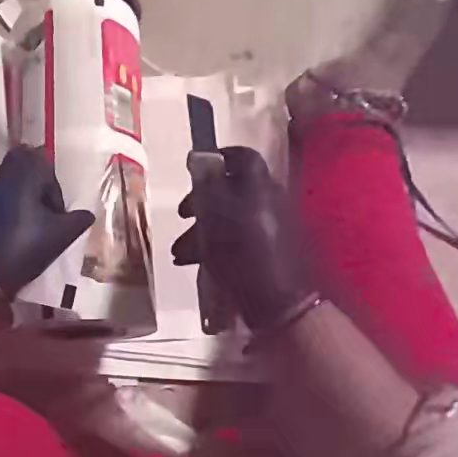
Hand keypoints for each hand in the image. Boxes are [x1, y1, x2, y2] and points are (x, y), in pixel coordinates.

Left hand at [0, 146, 95, 297]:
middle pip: (19, 170)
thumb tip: (87, 214)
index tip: (55, 213)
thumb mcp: (58, 237)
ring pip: (1, 189)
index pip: (43, 159)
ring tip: (20, 234)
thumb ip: (75, 221)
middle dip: (33, 190)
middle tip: (40, 218)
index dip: (53, 185)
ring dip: (14, 204)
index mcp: (21, 175)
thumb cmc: (21, 250)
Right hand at [172, 146, 314, 331]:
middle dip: (200, 204)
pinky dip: (214, 247)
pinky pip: (235, 240)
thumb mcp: (217, 215)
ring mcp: (268, 228)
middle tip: (182, 215)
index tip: (193, 170)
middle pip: (229, 190)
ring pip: (228, 218)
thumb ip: (207, 184)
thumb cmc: (243, 253)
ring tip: (180, 252)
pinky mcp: (265, 251)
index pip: (241, 157)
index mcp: (259, 187)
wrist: (277, 301)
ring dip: (201, 231)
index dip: (216, 159)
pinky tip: (195, 263)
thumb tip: (197, 155)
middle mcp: (268, 201)